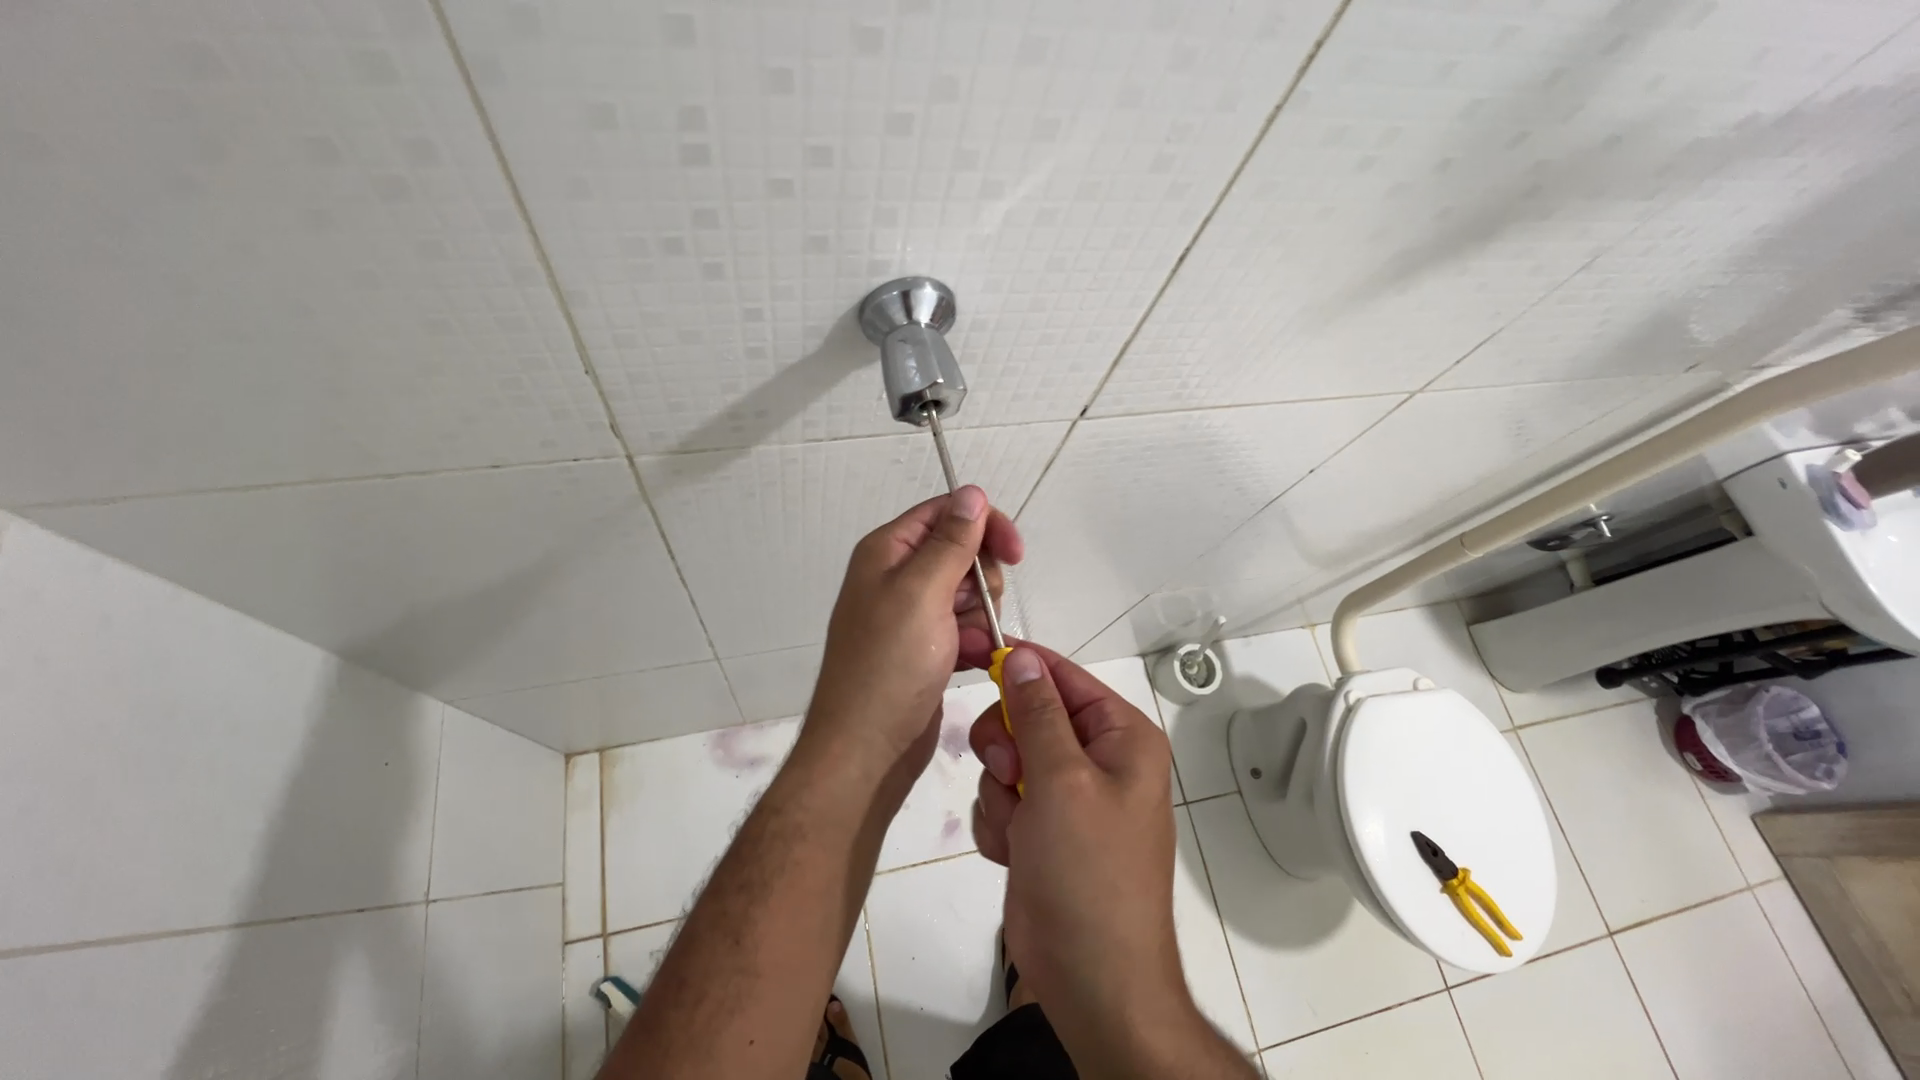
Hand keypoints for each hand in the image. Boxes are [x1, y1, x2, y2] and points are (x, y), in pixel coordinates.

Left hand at [802, 486, 1022, 778]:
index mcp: (887, 552)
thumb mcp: (921, 593)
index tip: (1015, 554)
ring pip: (968, 593)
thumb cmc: (889, 666)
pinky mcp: (925, 648)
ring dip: (980, 615)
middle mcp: (897, 577)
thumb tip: (973, 491)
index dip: (984, 525)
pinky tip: (972, 660)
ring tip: (968, 644)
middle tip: (973, 609)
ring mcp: (911, 616)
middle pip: (962, 551)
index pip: (945, 513)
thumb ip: (951, 541)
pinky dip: (975, 640)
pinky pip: (964, 627)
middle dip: (980, 579)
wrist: (867, 749)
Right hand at [970, 645, 1213, 1072]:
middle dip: (1008, 745)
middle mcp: (1097, 761)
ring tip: (1020, 829)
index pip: (1066, 678)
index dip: (1023, 670)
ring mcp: (1067, 798)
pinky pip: (1001, 801)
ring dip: (1001, 793)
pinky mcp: (1041, 831)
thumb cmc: (1088, 869)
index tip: (979, 664)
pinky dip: (999, 824)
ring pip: (1007, 760)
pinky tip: (1013, 853)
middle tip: (1009, 774)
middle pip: (1028, 716)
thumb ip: (1037, 713)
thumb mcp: (1062, 781)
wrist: (1091, 974)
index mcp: (1121, 737)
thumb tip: (1022, 655)